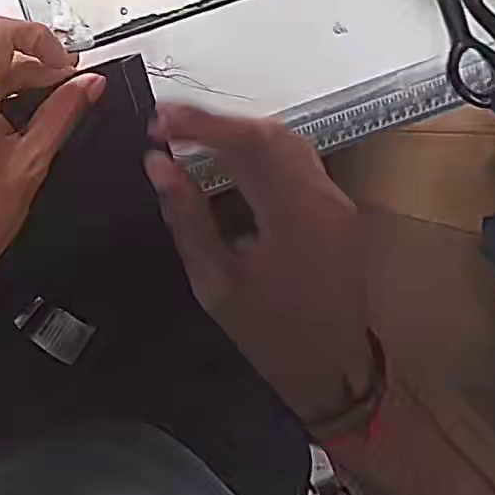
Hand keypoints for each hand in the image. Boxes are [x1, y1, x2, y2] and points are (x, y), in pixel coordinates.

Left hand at [0, 17, 106, 364]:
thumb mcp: (30, 161)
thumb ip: (63, 112)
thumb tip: (86, 85)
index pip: (1, 32)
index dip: (40, 38)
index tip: (63, 62)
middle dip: (35, 67)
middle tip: (67, 87)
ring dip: (14, 83)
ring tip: (44, 108)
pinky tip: (14, 122)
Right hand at [144, 104, 370, 424]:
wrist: (337, 373)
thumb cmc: (270, 334)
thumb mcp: (214, 281)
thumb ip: (186, 215)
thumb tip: (157, 164)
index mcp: (292, 217)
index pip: (245, 144)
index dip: (198, 123)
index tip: (157, 123)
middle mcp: (322, 197)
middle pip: (267, 131)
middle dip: (213, 121)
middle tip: (167, 125)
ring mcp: (336, 199)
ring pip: (284, 138)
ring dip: (235, 130)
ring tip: (190, 134)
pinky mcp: (337, 204)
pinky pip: (295, 156)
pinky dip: (256, 145)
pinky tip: (227, 153)